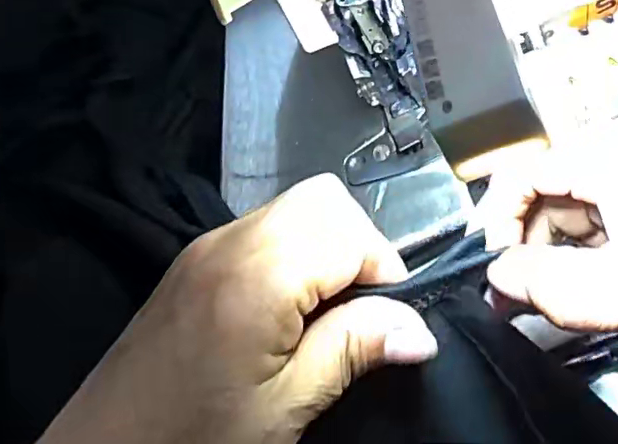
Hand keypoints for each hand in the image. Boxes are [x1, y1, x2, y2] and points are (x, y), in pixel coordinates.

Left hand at [40, 174, 438, 443]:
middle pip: (324, 198)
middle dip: (358, 244)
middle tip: (360, 312)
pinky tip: (289, 304)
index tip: (390, 322)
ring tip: (327, 312)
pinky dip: (295, 247)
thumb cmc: (197, 438)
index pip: (349, 230)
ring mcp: (212, 240)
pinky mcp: (198, 253)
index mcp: (260, 270)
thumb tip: (420, 330)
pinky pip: (266, 223)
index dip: (383, 270)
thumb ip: (353, 350)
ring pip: (296, 204)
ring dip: (328, 243)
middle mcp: (235, 236)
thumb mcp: (285, 407)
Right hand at [476, 114, 617, 366]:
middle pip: (548, 191)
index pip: (522, 175)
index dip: (498, 224)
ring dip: (561, 253)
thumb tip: (497, 278)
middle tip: (524, 300)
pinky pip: (606, 217)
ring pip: (577, 208)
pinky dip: (592, 252)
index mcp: (607, 150)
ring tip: (560, 302)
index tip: (495, 276)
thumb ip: (553, 287)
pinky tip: (597, 287)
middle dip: (531, 244)